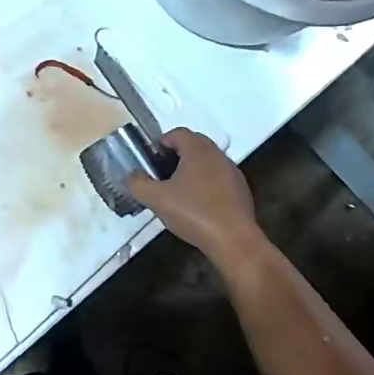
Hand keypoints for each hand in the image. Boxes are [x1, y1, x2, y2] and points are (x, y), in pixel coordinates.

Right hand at [126, 128, 260, 256]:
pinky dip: (204, 183)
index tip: (151, 160)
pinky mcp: (241, 191)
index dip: (161, 143)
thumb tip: (132, 175)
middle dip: (175, 155)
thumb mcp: (155, 199)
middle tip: (160, 174)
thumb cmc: (193, 213)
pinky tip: (196, 205)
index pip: (178, 133)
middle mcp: (218, 156)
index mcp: (198, 151)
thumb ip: (138, 183)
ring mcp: (233, 173)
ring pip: (207, 162)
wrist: (233, 241)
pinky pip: (218, 178)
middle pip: (194, 144)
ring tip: (176, 190)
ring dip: (190, 169)